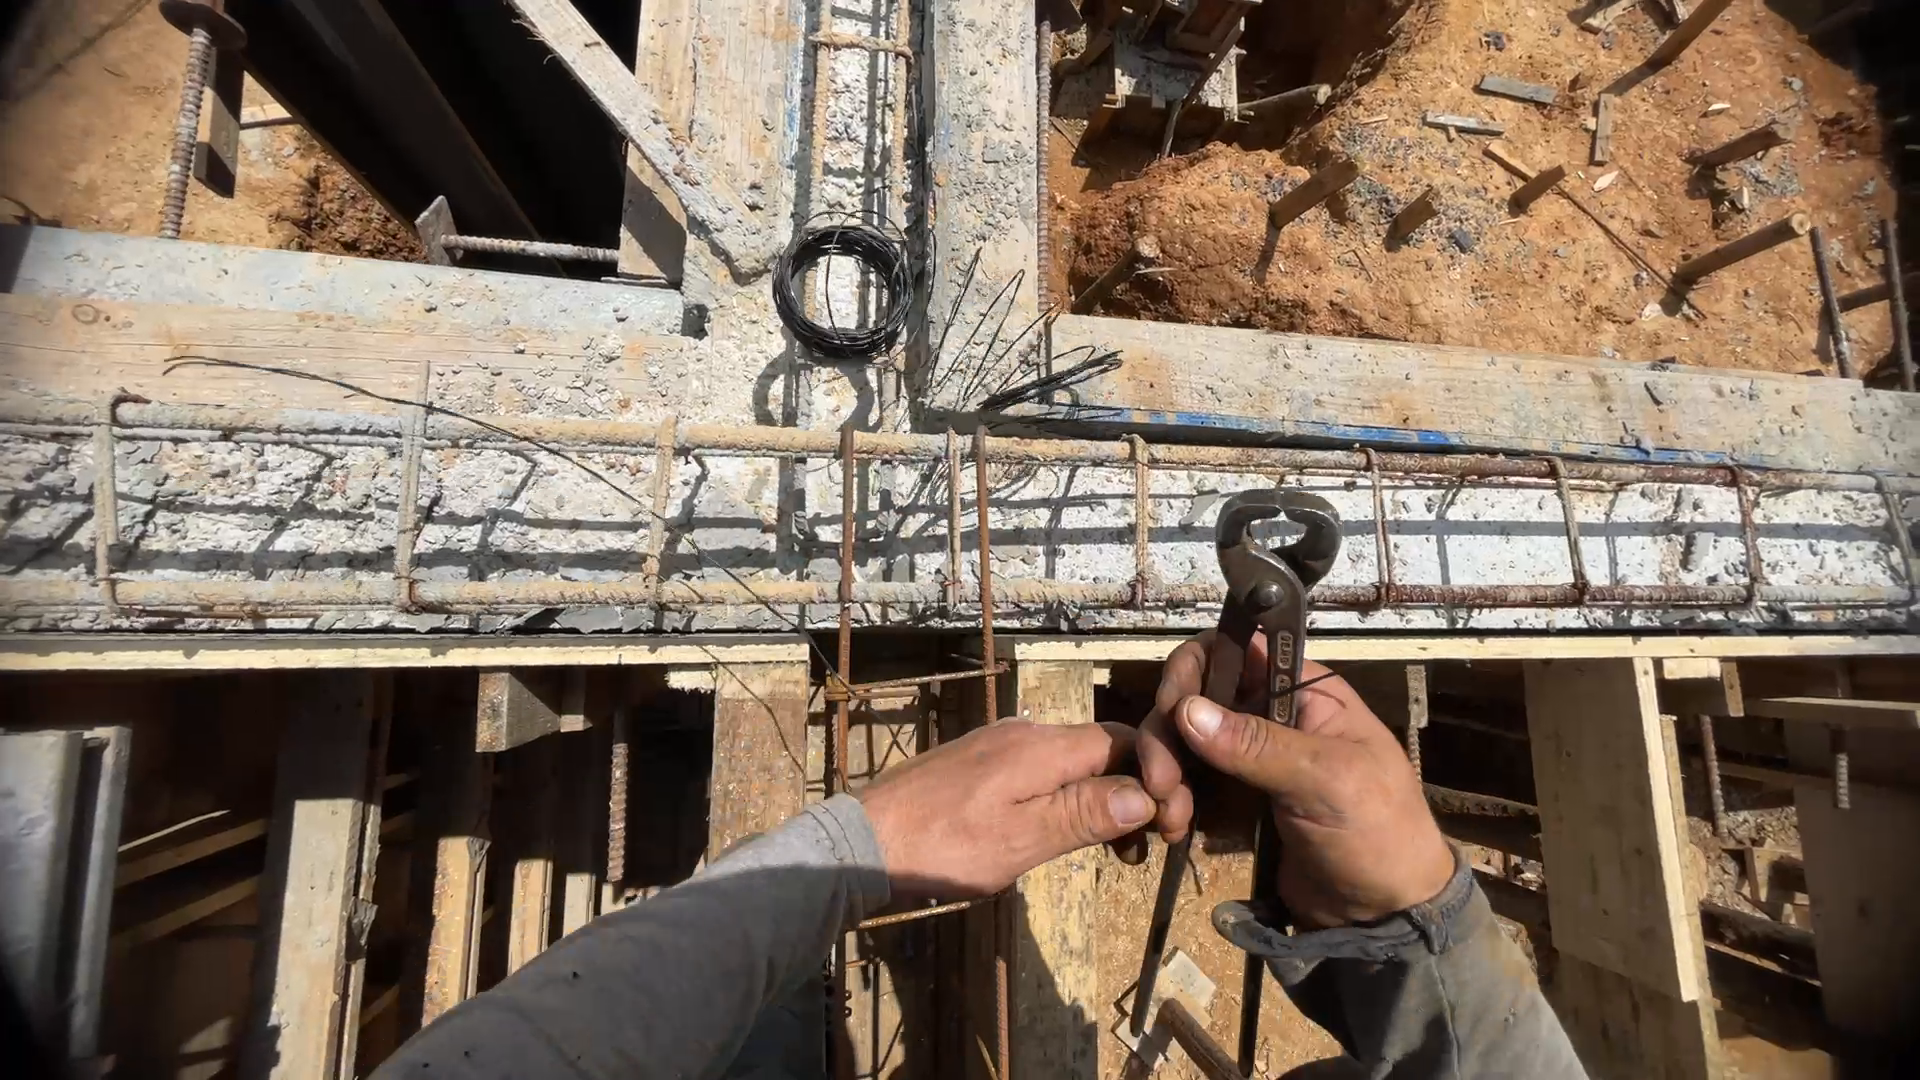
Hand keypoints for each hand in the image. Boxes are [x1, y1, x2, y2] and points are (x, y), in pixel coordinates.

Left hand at [858, 720, 1153, 898]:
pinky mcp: (981, 762)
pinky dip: (1066, 796)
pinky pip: (1041, 769)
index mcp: (1040, 746)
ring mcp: (999, 745)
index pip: (1121, 740)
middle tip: (1142, 850)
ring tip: (1113, 850)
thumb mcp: (1020, 839)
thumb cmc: (944, 846)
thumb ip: (1081, 813)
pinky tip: (1063, 829)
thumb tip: (1144, 795)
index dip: (1155, 777)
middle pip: (1099, 748)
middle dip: (1133, 790)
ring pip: (1071, 760)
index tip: (1170, 828)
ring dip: (1101, 797)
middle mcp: (1024, 732)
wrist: (865, 841)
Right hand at [1133, 632, 1453, 927]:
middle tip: (1160, 783)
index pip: (1230, 649)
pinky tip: (1175, 828)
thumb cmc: (1378, 834)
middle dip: (1167, 735)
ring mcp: (1244, 753)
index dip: (1191, 670)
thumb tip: (1186, 710)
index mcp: (1298, 689)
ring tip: (1170, 818)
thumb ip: (1257, 745)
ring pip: (1180, 738)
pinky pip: (1184, 779)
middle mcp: (1265, 710)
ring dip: (1164, 772)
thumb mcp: (1327, 782)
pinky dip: (1172, 800)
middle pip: (1192, 695)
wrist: (1386, 918)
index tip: (1171, 710)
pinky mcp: (1229, 792)